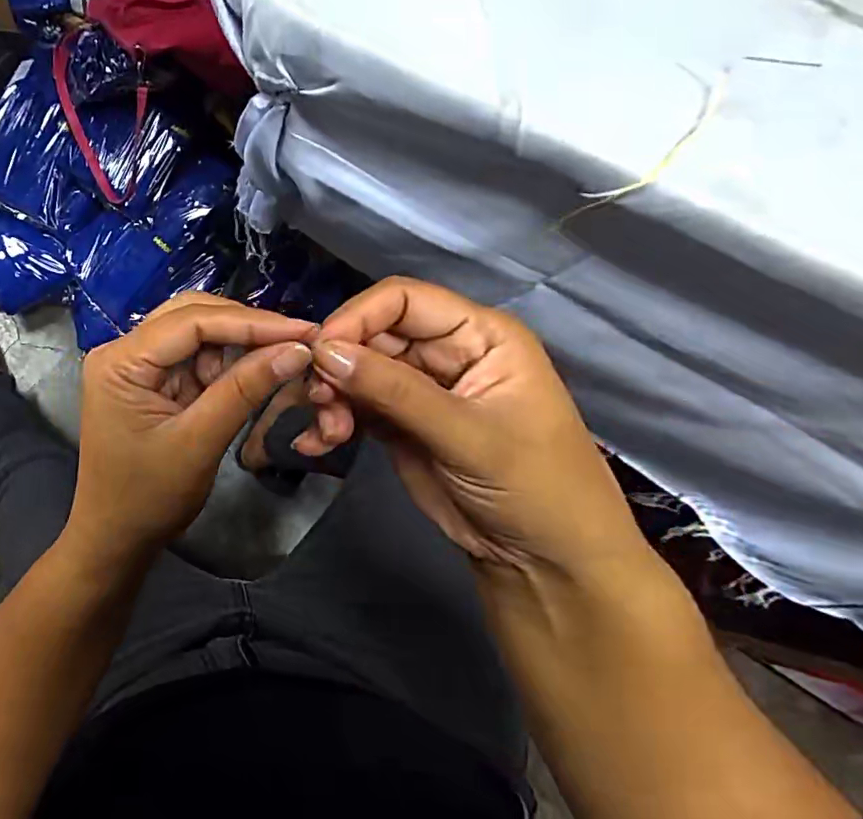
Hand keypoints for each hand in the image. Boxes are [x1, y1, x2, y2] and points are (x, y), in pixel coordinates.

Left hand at [70, 293, 314, 562]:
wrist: (115, 537)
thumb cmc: (149, 497)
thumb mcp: (199, 442)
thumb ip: (244, 390)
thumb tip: (296, 350)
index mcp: (120, 361)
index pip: (190, 321)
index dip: (250, 322)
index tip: (303, 330)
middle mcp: (122, 351)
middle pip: (190, 316)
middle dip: (245, 327)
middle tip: (299, 340)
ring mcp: (134, 364)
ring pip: (195, 332)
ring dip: (237, 344)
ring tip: (282, 357)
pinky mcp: (149, 380)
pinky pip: (193, 357)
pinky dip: (225, 364)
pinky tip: (253, 372)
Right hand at [307, 277, 646, 575]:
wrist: (545, 562)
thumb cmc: (535, 488)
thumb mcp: (468, 436)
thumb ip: (395, 390)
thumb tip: (324, 351)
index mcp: (477, 335)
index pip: (403, 300)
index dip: (357, 317)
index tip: (320, 352)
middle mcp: (444, 351)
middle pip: (369, 334)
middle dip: (338, 365)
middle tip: (318, 402)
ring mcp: (417, 386)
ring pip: (352, 369)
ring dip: (330, 397)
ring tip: (328, 433)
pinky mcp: (396, 419)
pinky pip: (351, 404)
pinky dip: (330, 420)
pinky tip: (318, 444)